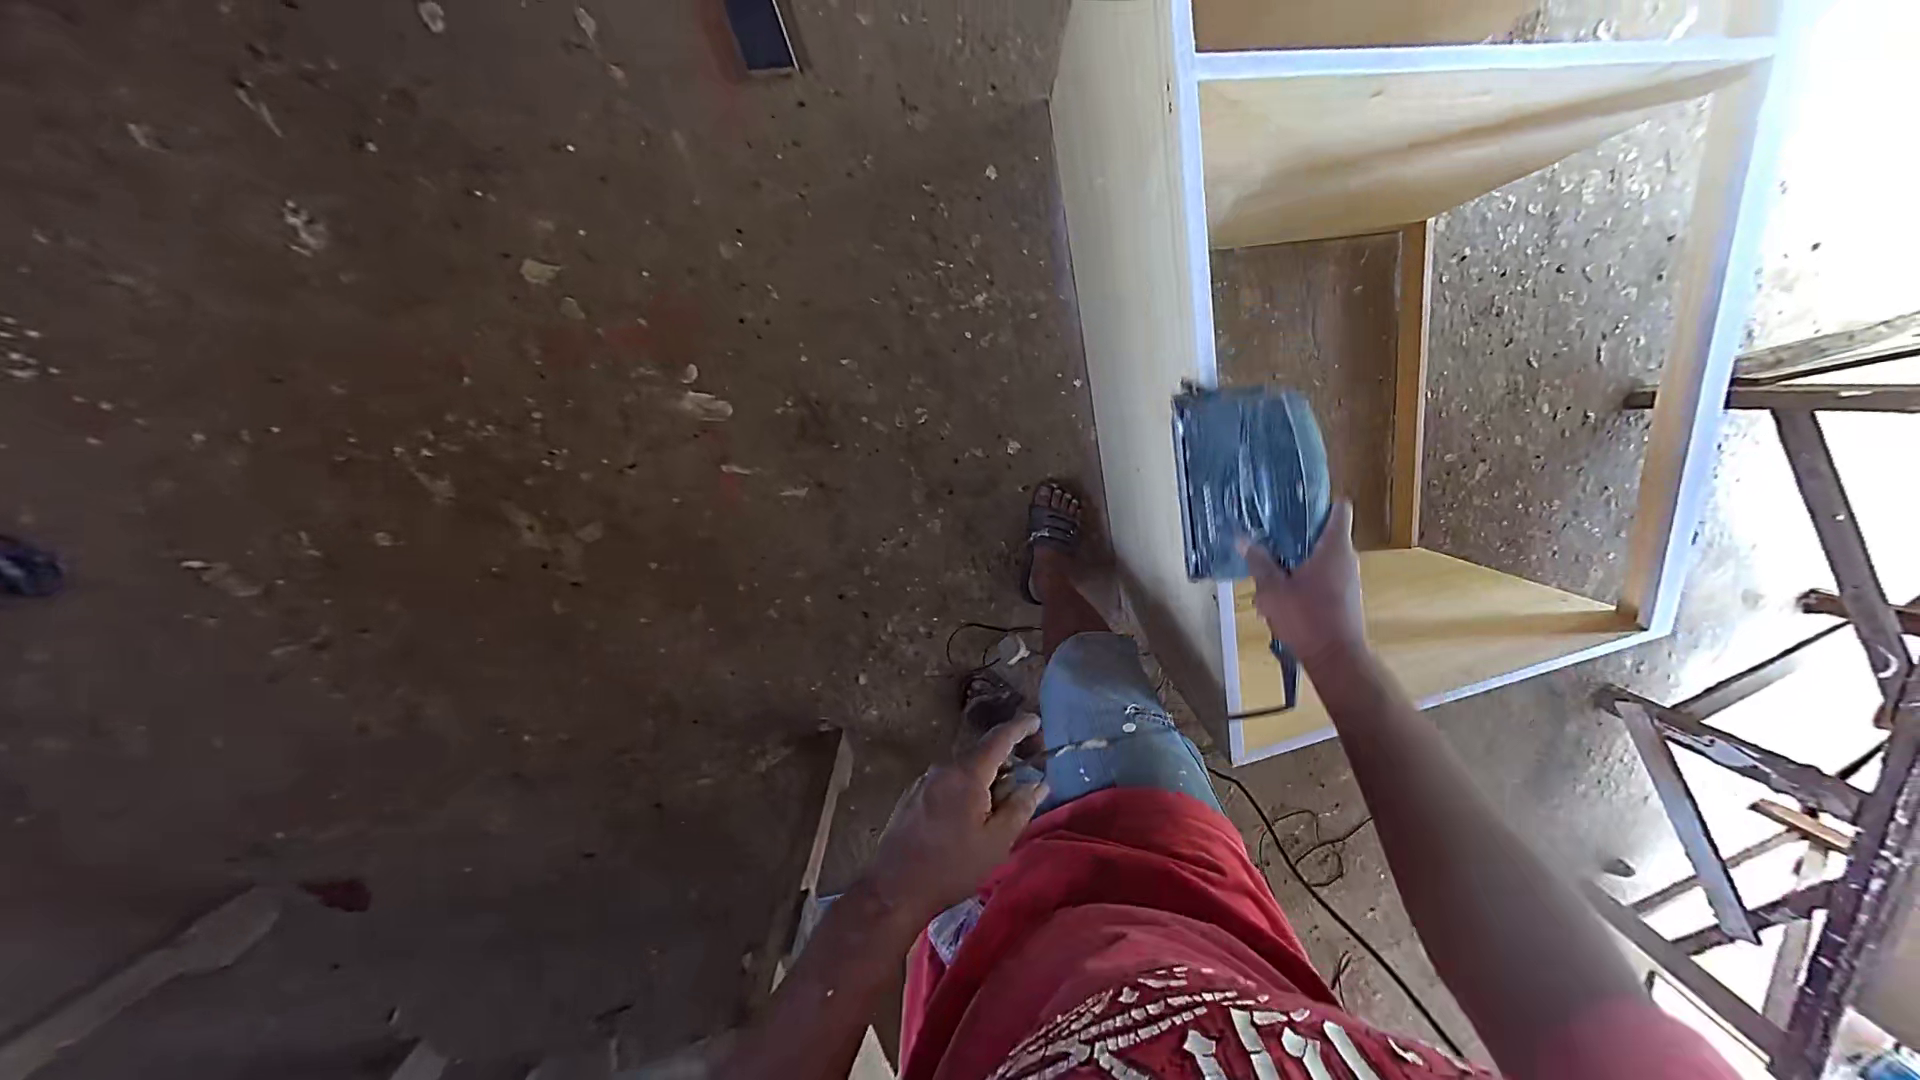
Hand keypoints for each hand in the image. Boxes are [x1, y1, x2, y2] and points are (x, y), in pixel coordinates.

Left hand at [861, 716, 1048, 922]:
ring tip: (999, 809)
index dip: (1020, 727)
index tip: (1036, 721)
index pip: (998, 738)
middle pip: (982, 755)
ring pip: (965, 770)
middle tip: (1027, 782)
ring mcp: (924, 780)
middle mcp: (943, 768)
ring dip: (986, 781)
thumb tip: (1038, 784)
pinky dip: (966, 789)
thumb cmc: (951, 867)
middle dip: (1006, 764)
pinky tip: (971, 817)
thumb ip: (1020, 808)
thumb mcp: (996, 842)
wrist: (894, 888)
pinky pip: (948, 782)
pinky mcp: (913, 795)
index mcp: (966, 774)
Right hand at [1242, 499, 1366, 668]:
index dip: (1318, 500)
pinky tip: (1275, 596)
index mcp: (1334, 547)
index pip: (1338, 509)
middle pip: (1322, 534)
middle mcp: (1345, 558)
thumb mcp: (1272, 589)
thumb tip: (1243, 540)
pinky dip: (1299, 579)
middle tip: (1265, 534)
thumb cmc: (1306, 617)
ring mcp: (1346, 579)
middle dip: (1293, 534)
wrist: (1336, 658)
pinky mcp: (1342, 597)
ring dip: (1292, 562)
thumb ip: (1259, 562)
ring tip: (1263, 571)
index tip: (1293, 499)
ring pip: (1317, 559)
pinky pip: (1319, 578)